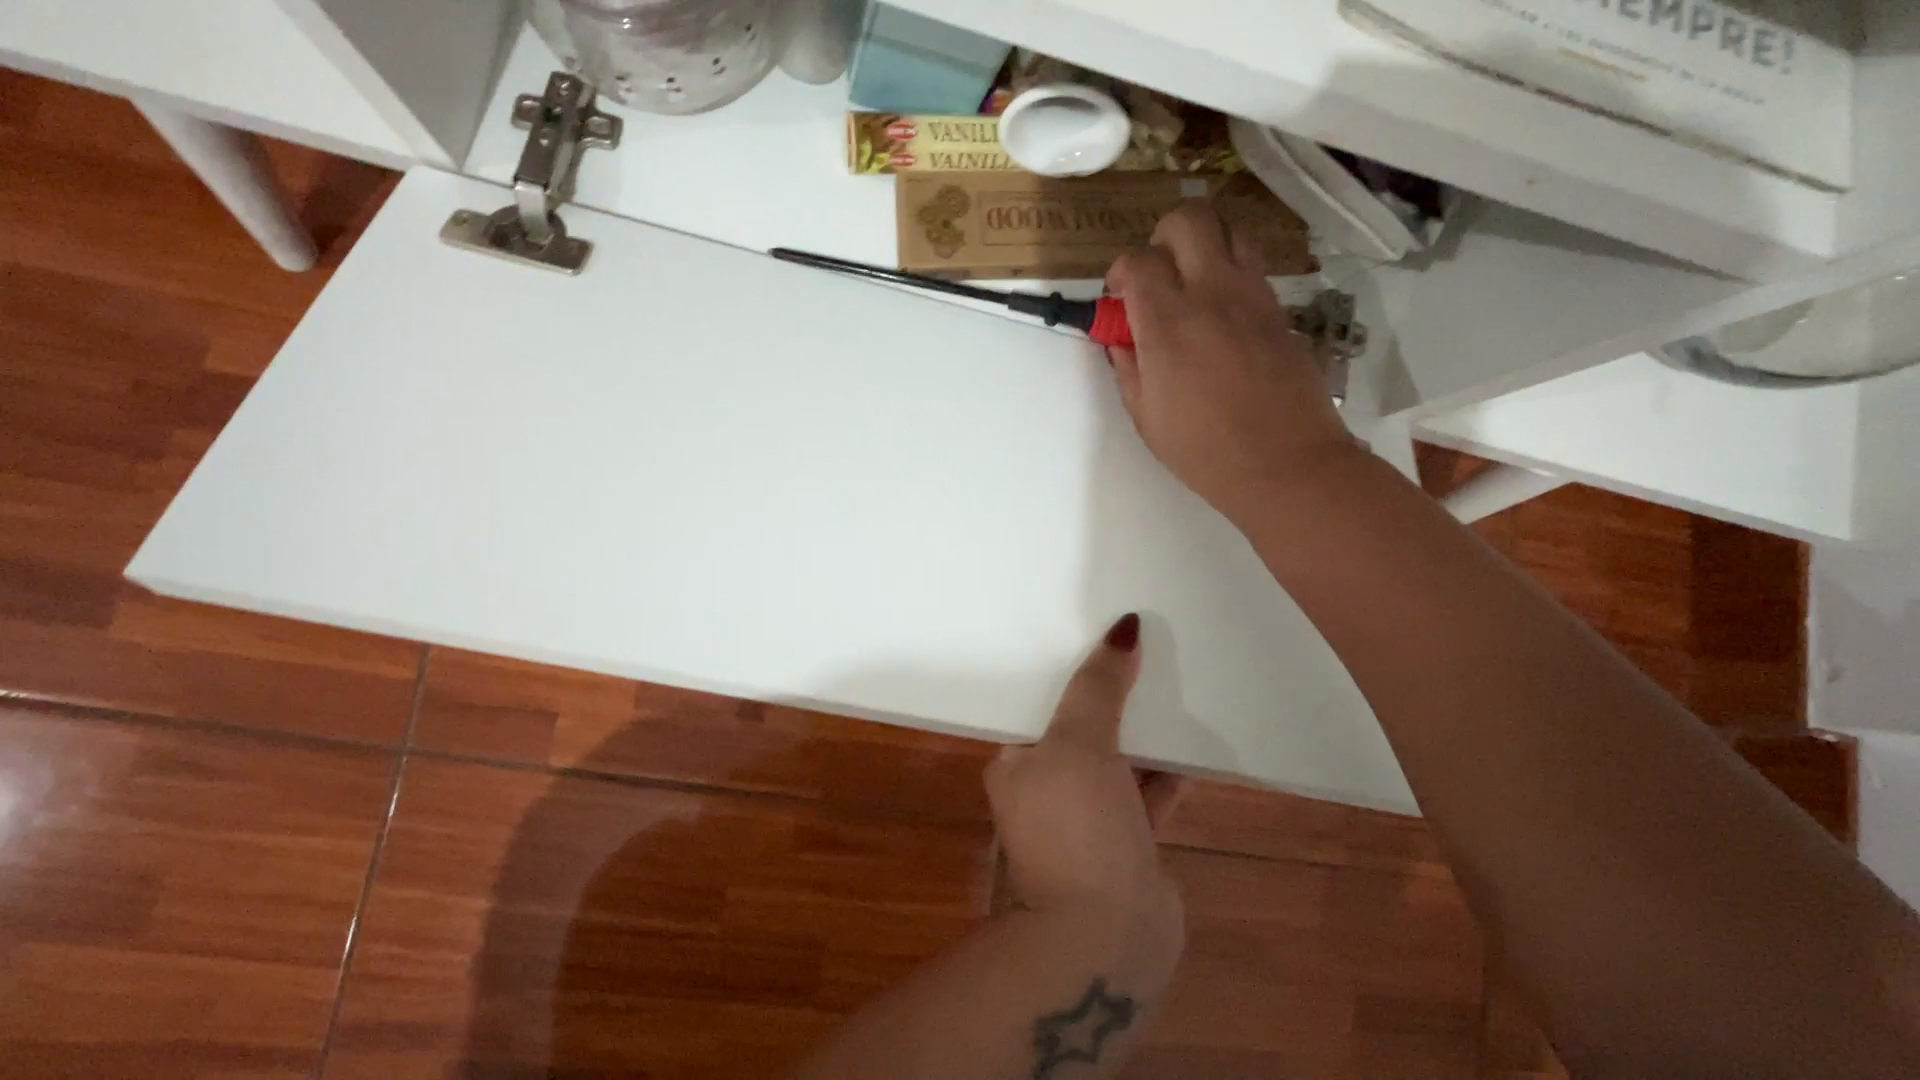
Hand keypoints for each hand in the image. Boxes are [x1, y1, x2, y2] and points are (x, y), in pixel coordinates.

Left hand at [984, 614, 1183, 927]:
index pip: (1035, 701)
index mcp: (1015, 761)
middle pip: (1079, 726)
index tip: (1091, 627)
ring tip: (1172, 676)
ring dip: (1141, 729)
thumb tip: (1123, 629)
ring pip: (1116, 758)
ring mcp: (1087, 818)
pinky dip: (1167, 770)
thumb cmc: (1075, 829)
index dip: (1063, 667)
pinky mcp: (1126, 841)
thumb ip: (1098, 687)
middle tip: (1141, 643)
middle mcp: (1045, 787)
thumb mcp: (1078, 744)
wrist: (1105, 937)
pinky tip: (1194, 740)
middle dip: (1108, 693)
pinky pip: (1147, 791)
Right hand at [1105, 202, 1364, 525]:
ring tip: (1194, 285)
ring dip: (1205, 246)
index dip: (1121, 272)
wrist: (1286, 464)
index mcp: (1168, 323)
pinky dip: (1232, 275)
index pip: (1138, 260)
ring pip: (1230, 231)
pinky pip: (1253, 269)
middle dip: (1163, 237)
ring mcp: (1253, 298)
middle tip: (1157, 274)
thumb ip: (1128, 368)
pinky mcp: (1280, 311)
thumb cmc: (1204, 451)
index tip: (1119, 298)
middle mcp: (1212, 294)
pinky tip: (1224, 315)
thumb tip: (1122, 341)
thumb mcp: (1146, 416)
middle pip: (1188, 220)